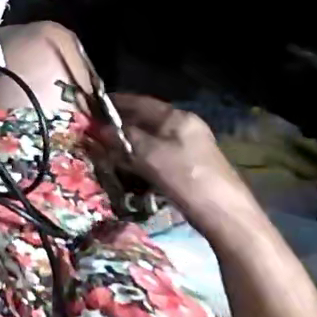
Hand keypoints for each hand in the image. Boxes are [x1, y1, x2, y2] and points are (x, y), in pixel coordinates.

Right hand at [108, 94, 257, 232]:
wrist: (225, 215)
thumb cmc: (184, 177)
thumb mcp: (147, 154)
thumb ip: (121, 137)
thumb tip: (99, 128)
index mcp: (177, 117)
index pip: (139, 101)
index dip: (114, 103)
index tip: (91, 107)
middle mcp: (185, 126)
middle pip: (145, 120)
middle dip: (120, 126)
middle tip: (95, 133)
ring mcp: (190, 147)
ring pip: (150, 139)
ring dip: (129, 144)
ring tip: (107, 152)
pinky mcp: (191, 166)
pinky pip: (158, 155)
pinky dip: (141, 158)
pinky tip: (129, 169)